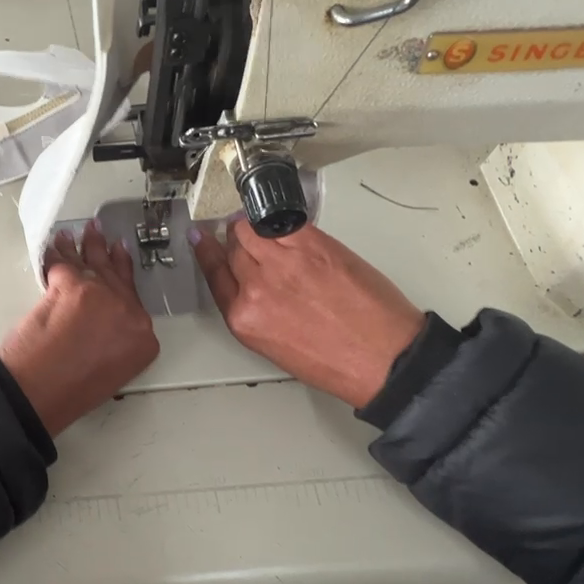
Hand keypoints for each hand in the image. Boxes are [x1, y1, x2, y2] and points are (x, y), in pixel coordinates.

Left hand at [0, 222, 159, 436]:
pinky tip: (56, 245)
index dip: (124, 284)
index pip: (136, 305)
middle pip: (118, 277)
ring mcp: (100, 293)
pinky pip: (63, 262)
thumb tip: (101, 328)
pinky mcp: (70, 284)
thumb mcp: (113, 373)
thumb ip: (117, 343)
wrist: (41, 390)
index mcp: (143, 338)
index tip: (121, 270)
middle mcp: (128, 311)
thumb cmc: (72, 391)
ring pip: (95, 263)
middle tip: (110, 240)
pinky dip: (57, 253)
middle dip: (111, 256)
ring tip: (86, 232)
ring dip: (88, 245)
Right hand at [190, 220, 424, 407]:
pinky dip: (280, 223)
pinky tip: (285, 227)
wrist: (382, 358)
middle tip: (247, 239)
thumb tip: (250, 280)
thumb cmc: (335, 360)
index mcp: (243, 318)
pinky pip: (282, 223)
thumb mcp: (274, 345)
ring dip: (255, 227)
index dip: (206, 250)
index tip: (201, 238)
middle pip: (233, 247)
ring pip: (252, 228)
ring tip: (267, 232)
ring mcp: (284, 263)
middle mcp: (256, 288)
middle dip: (237, 241)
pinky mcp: (312, 245)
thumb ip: (254, 310)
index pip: (213, 272)